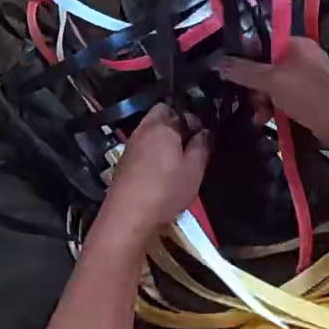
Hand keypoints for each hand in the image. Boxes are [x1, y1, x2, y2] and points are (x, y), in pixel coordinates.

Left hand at [98, 104, 210, 237]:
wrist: (128, 216)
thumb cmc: (165, 190)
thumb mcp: (193, 170)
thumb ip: (201, 147)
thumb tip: (205, 132)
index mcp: (162, 126)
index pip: (181, 112)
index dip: (195, 122)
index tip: (203, 138)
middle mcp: (143, 130)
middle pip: (160, 115)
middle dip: (175, 124)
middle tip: (188, 144)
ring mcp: (130, 145)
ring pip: (149, 131)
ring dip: (162, 138)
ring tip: (176, 160)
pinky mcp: (123, 162)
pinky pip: (142, 147)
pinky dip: (151, 151)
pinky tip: (159, 171)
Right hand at [213, 37, 328, 140]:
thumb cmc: (312, 97)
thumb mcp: (273, 81)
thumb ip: (245, 71)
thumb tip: (218, 63)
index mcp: (296, 45)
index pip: (261, 44)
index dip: (244, 59)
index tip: (230, 76)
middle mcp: (301, 58)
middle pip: (264, 67)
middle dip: (253, 87)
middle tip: (252, 103)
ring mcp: (306, 80)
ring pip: (272, 87)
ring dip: (262, 101)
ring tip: (260, 117)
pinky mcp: (309, 100)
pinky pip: (283, 100)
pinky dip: (274, 109)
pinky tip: (268, 121)